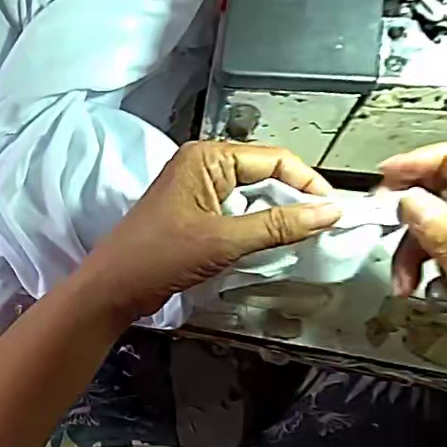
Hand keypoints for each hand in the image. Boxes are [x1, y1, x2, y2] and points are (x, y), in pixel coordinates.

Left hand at [74, 140, 342, 322]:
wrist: (112, 288)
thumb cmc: (159, 257)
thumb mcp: (223, 240)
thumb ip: (278, 225)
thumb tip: (330, 213)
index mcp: (206, 158)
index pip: (273, 158)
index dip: (307, 183)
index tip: (333, 211)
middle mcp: (201, 166)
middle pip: (264, 174)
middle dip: (293, 198)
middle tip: (322, 227)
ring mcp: (195, 190)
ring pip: (250, 196)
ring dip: (275, 214)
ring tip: (302, 236)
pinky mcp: (192, 215)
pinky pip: (234, 213)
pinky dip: (254, 226)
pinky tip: (271, 243)